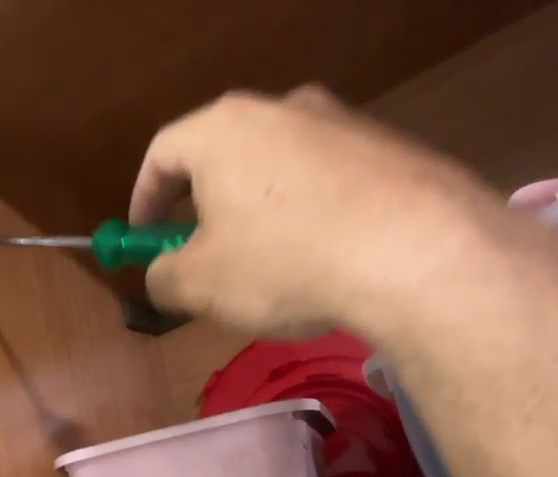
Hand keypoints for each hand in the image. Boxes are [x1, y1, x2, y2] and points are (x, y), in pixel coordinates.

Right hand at [130, 87, 524, 337]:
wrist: (415, 253)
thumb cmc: (281, 262)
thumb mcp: (197, 285)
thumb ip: (162, 276)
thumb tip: (163, 273)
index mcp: (224, 130)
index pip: (162, 153)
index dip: (142, 201)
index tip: (142, 239)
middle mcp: (282, 109)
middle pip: (221, 158)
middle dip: (201, 210)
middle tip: (199, 259)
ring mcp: (342, 123)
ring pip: (275, 172)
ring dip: (255, 216)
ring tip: (263, 272)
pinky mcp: (388, 150)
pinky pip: (324, 185)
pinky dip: (305, 219)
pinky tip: (317, 264)